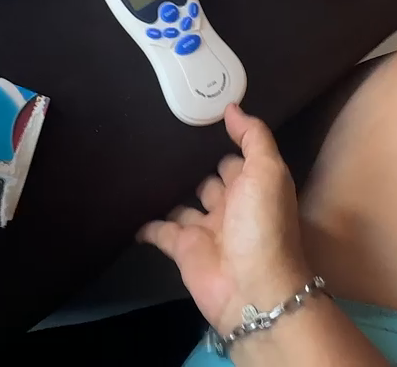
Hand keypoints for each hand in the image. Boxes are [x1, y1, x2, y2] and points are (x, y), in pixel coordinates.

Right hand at [139, 105, 311, 330]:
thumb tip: (231, 107)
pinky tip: (129, 208)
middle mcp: (230, 206)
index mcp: (252, 186)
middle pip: (208, 179)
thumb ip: (253, 136)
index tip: (199, 120)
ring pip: (183, 203)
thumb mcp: (268, 170)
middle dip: (193, 164)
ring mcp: (205, 228)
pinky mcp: (182, 249)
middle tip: (165, 139)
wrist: (252, 289)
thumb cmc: (263, 223)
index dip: (223, 142)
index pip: (235, 158)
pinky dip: (145, 224)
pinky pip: (159, 232)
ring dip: (169, 190)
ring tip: (144, 166)